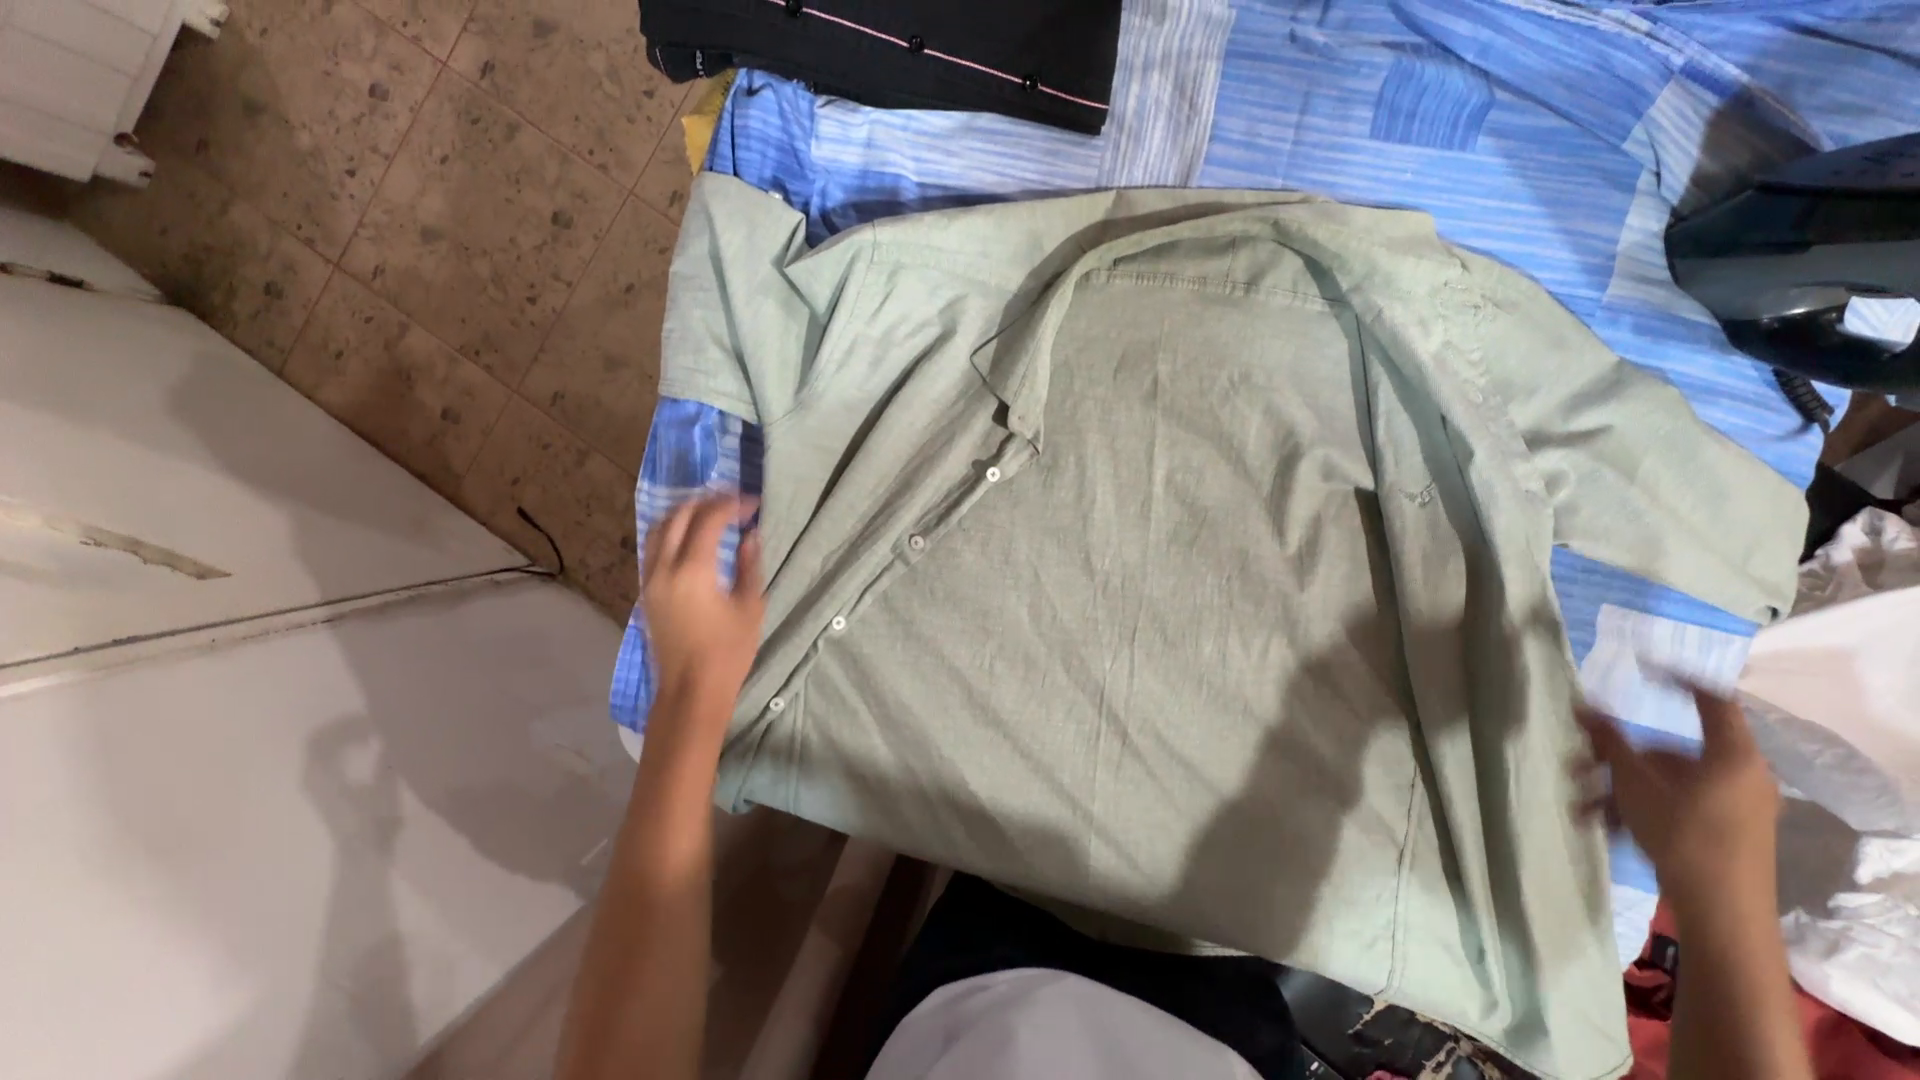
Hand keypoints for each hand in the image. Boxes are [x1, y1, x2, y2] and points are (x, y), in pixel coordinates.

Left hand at [642, 495, 764, 711]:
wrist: (691, 690)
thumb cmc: (729, 652)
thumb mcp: (750, 607)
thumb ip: (750, 565)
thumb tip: (749, 536)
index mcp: (694, 570)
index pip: (709, 519)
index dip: (732, 505)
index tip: (753, 504)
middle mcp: (665, 568)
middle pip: (678, 516)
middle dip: (705, 501)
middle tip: (732, 501)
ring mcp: (650, 579)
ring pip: (658, 528)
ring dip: (684, 513)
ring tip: (709, 512)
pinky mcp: (646, 591)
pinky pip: (653, 548)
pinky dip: (671, 532)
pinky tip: (691, 537)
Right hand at [1577, 689, 1779, 914]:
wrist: (1723, 911)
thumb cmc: (1683, 836)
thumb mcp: (1635, 784)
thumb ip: (1610, 742)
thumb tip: (1584, 704)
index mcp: (1733, 755)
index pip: (1712, 700)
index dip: (1677, 679)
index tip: (1641, 668)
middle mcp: (1742, 773)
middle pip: (1671, 749)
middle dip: (1617, 756)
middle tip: (1580, 761)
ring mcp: (1737, 804)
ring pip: (1667, 780)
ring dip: (1619, 787)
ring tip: (1582, 805)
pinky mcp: (1727, 829)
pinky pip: (1677, 803)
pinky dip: (1641, 807)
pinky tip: (1605, 824)